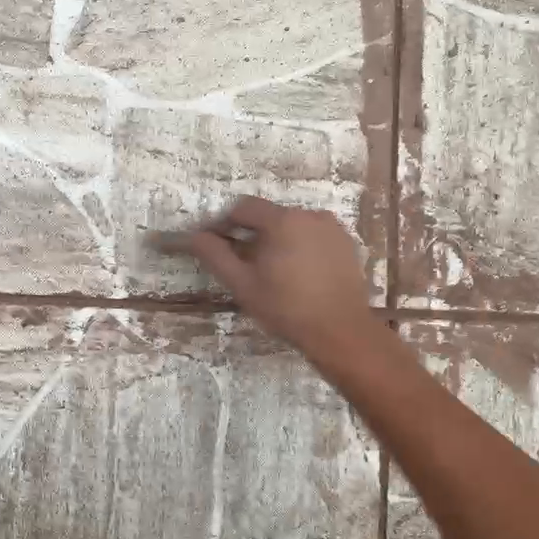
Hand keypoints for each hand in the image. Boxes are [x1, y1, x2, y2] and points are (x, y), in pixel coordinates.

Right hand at [174, 197, 384, 360]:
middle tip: (241, 264)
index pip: (243, 208)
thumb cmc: (285, 308)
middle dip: (251, 234)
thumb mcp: (242, 284)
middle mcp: (310, 215)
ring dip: (276, 240)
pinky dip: (299, 247)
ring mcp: (332, 228)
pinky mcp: (346, 244)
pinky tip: (297, 274)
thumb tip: (192, 236)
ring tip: (270, 272)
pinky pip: (313, 236)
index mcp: (283, 220)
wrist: (340, 331)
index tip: (214, 244)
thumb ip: (215, 255)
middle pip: (269, 216)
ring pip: (292, 226)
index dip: (223, 223)